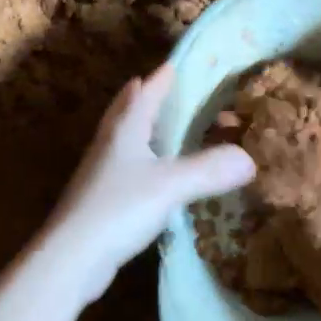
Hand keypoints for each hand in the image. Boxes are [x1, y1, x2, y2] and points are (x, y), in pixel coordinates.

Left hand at [41, 65, 255, 302]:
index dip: (163, 77)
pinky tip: (155, 174)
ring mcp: (102, 172)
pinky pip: (127, 167)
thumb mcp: (171, 185)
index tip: (178, 63)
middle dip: (148, 96)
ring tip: (165, 126)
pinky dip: (144, 159)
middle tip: (169, 88)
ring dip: (144, 127)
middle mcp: (110, 143)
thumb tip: (250, 158)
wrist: (71, 257)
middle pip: (129, 109)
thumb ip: (209, 169)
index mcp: (125, 129)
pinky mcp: (101, 199)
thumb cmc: (119, 208)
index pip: (146, 91)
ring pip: (126, 138)